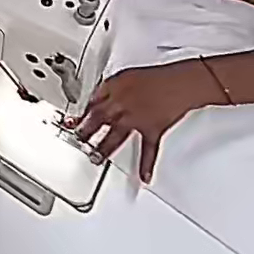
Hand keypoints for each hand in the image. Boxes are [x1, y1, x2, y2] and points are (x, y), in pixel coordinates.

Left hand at [72, 59, 221, 181]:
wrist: (180, 81)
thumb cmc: (155, 77)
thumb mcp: (125, 75)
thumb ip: (109, 89)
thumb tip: (98, 99)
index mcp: (114, 89)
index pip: (92, 103)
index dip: (81, 114)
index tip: (73, 122)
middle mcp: (122, 104)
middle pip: (97, 120)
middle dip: (84, 131)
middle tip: (76, 139)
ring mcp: (136, 119)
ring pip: (115, 136)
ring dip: (103, 149)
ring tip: (93, 158)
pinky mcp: (152, 129)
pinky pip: (149, 149)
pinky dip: (146, 164)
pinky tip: (143, 177)